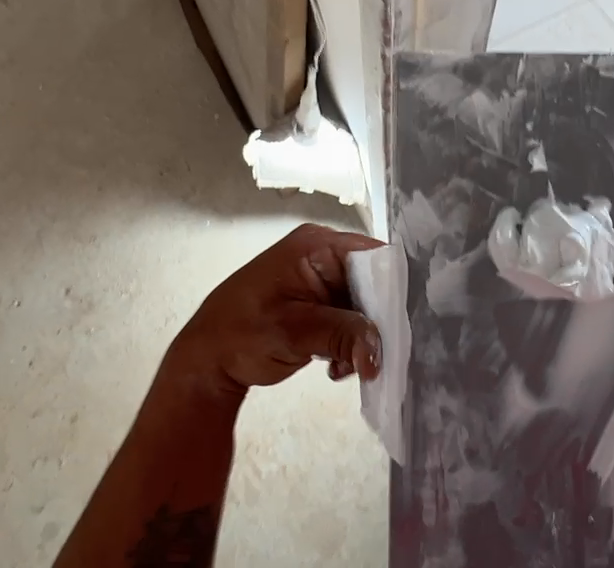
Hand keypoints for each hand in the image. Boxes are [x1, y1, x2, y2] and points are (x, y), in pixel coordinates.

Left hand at [165, 224, 386, 397]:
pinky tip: (336, 368)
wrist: (208, 362)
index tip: (405, 322)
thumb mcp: (293, 332)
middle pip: (373, 282)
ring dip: (362, 339)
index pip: (372, 255)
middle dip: (377, 320)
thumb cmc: (241, 333)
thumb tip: (380, 351)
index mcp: (316, 245)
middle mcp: (324, 257)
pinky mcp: (321, 307)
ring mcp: (322, 282)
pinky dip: (350, 346)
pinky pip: (351, 321)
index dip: (393, 285)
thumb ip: (341, 334)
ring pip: (364, 306)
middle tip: (381, 354)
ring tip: (351, 367)